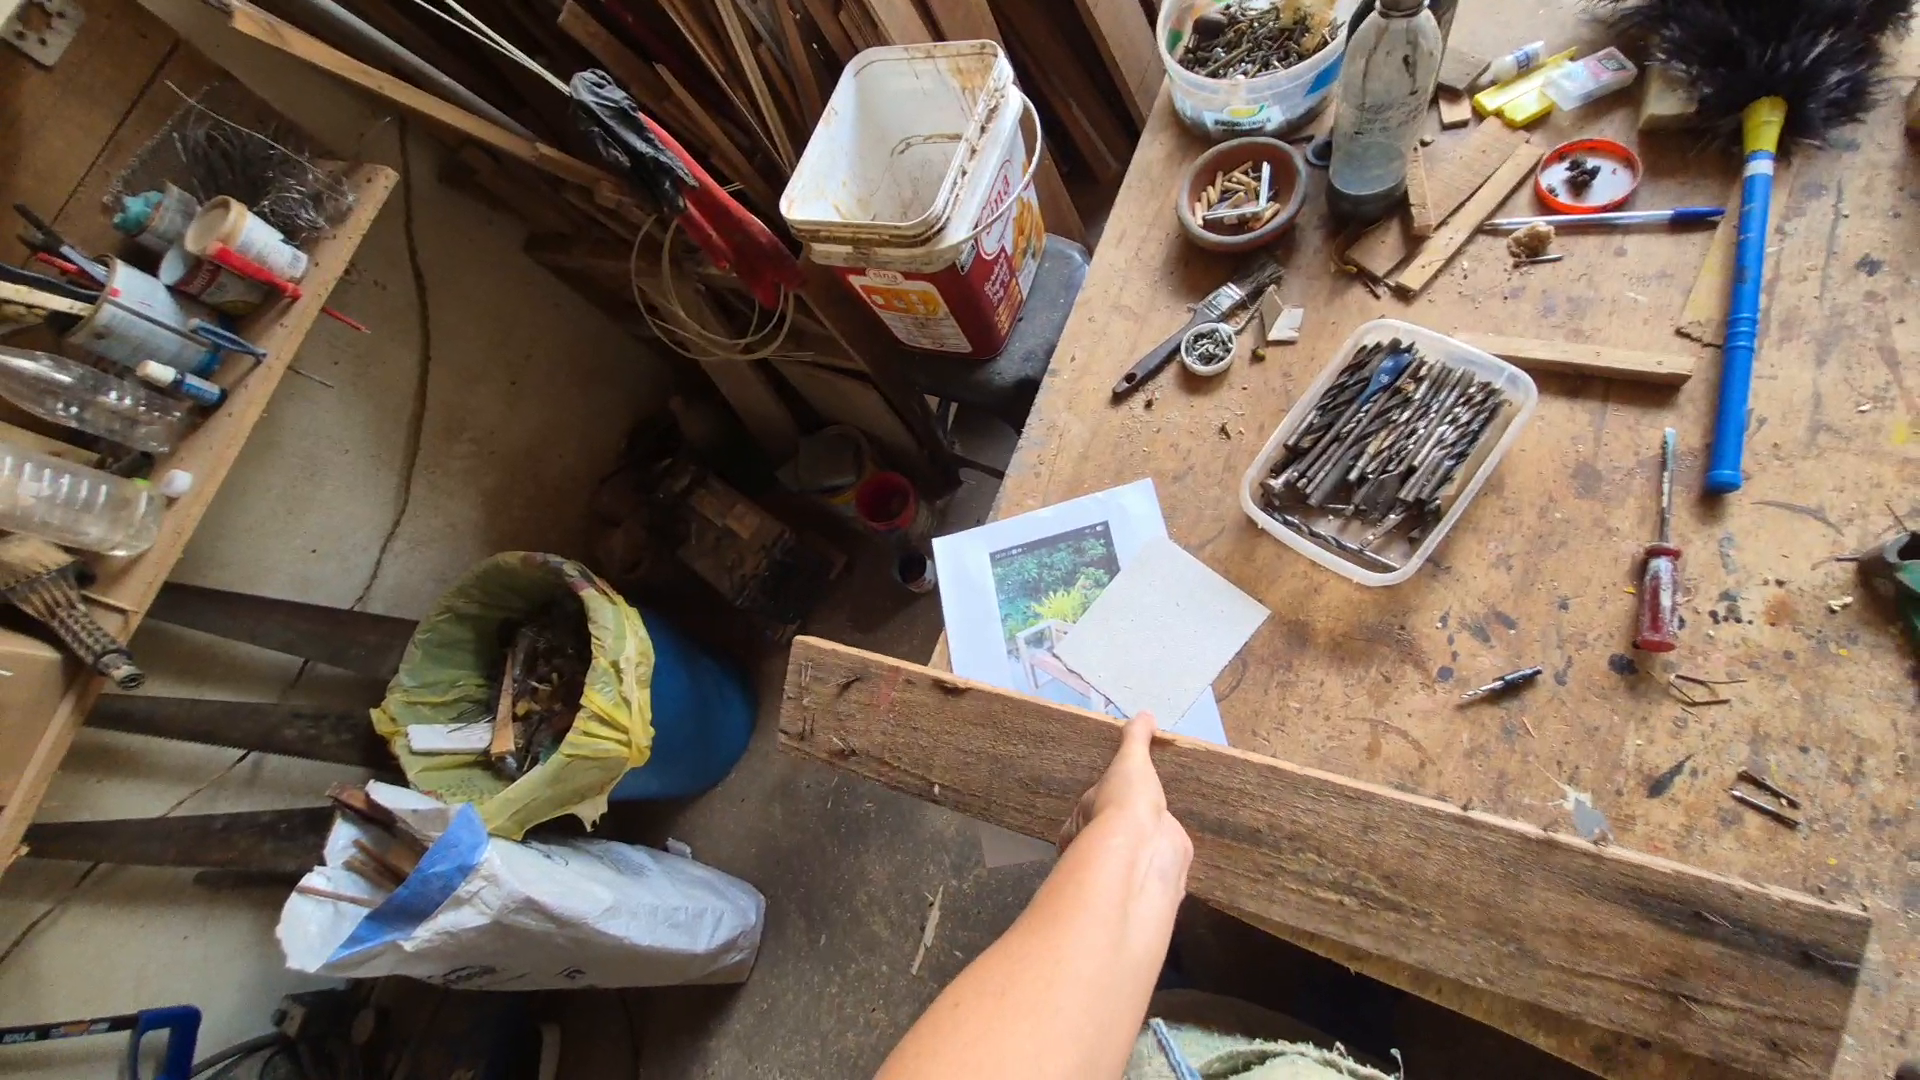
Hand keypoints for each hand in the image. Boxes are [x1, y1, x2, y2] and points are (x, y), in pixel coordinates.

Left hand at [1058, 712, 1190, 869]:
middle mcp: (1100, 843)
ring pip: (1128, 856)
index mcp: (1084, 816)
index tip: (1109, 798)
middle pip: (1105, 837)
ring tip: (1156, 838)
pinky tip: (1173, 857)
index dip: (1096, 806)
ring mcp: (1125, 863)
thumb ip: (1136, 738)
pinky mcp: (1154, 876)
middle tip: (1134, 820)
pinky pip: (1156, 871)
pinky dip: (1164, 866)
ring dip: (1139, 851)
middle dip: (1116, 832)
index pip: (1086, 812)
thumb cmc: (1125, 800)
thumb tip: (1145, 715)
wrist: (1143, 848)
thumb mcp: (1130, 759)